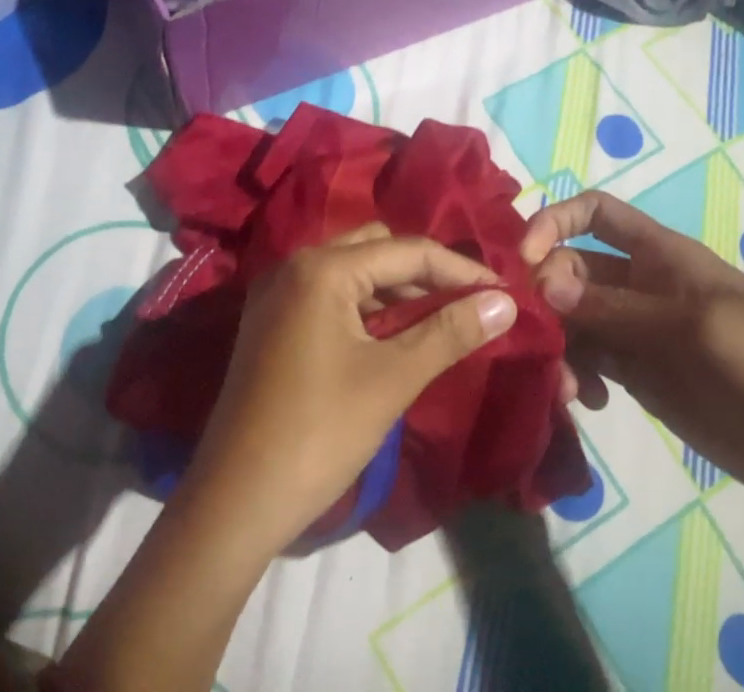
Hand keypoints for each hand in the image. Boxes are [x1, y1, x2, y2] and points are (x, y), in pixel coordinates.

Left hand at [180, 224, 517, 551]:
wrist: (238, 496)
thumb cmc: (321, 432)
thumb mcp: (393, 379)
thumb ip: (450, 332)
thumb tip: (505, 303)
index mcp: (321, 269)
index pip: (406, 250)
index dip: (460, 269)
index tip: (505, 293)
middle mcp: (293, 267)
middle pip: (374, 249)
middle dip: (425, 272)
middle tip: (471, 303)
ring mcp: (276, 295)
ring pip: (351, 272)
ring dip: (396, 290)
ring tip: (443, 321)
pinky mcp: (271, 324)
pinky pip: (328, 297)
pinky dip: (366, 307)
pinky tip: (394, 336)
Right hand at [521, 191, 743, 515]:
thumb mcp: (694, 329)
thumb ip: (617, 308)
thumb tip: (542, 286)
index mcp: (662, 256)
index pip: (596, 213)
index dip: (554, 223)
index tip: (522, 261)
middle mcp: (641, 287)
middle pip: (570, 269)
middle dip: (545, 297)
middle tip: (533, 339)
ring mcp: (636, 333)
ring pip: (572, 320)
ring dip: (555, 345)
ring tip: (566, 388)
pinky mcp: (636, 376)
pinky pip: (586, 362)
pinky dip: (573, 375)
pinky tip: (587, 402)